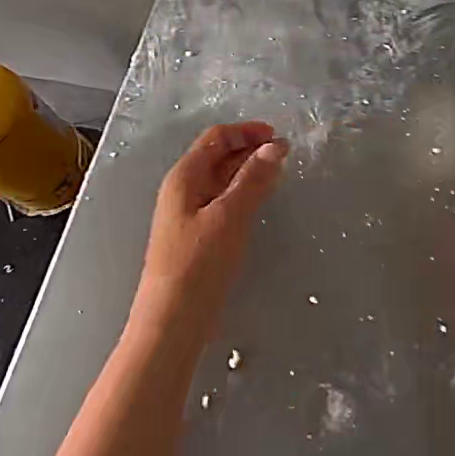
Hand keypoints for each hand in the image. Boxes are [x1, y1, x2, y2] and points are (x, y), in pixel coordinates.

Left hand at [133, 122, 289, 332]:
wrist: (171, 323)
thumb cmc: (197, 265)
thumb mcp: (230, 217)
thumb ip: (253, 180)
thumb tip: (274, 147)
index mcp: (184, 176)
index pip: (216, 138)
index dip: (246, 132)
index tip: (276, 135)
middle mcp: (182, 188)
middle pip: (217, 156)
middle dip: (249, 149)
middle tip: (283, 154)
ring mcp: (187, 213)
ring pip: (221, 179)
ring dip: (247, 171)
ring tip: (277, 174)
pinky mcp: (196, 236)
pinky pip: (221, 201)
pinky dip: (242, 194)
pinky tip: (259, 202)